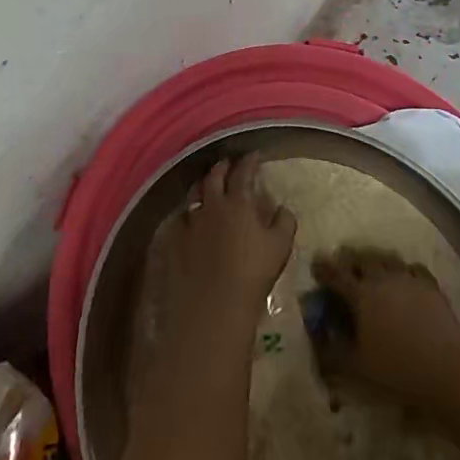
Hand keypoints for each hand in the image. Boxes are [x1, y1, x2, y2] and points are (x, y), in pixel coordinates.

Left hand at [168, 154, 296, 324]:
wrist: (213, 304)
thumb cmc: (252, 274)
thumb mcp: (280, 247)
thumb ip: (284, 222)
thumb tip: (282, 207)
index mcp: (238, 202)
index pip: (243, 172)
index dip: (249, 161)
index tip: (254, 155)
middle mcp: (212, 204)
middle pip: (214, 176)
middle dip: (223, 166)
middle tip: (230, 163)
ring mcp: (190, 221)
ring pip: (195, 192)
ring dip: (203, 183)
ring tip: (208, 182)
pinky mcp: (175, 238)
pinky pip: (180, 216)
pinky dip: (188, 210)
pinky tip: (190, 214)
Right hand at [312, 248, 459, 403]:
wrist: (446, 369)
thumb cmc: (396, 369)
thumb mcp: (356, 366)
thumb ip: (331, 350)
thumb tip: (317, 335)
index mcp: (360, 294)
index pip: (335, 274)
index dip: (323, 268)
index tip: (316, 266)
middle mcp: (381, 278)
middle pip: (361, 257)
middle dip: (348, 258)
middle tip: (343, 263)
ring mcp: (408, 278)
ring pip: (386, 257)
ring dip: (375, 258)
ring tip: (371, 264)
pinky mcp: (430, 285)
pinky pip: (413, 267)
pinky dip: (403, 268)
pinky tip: (404, 275)